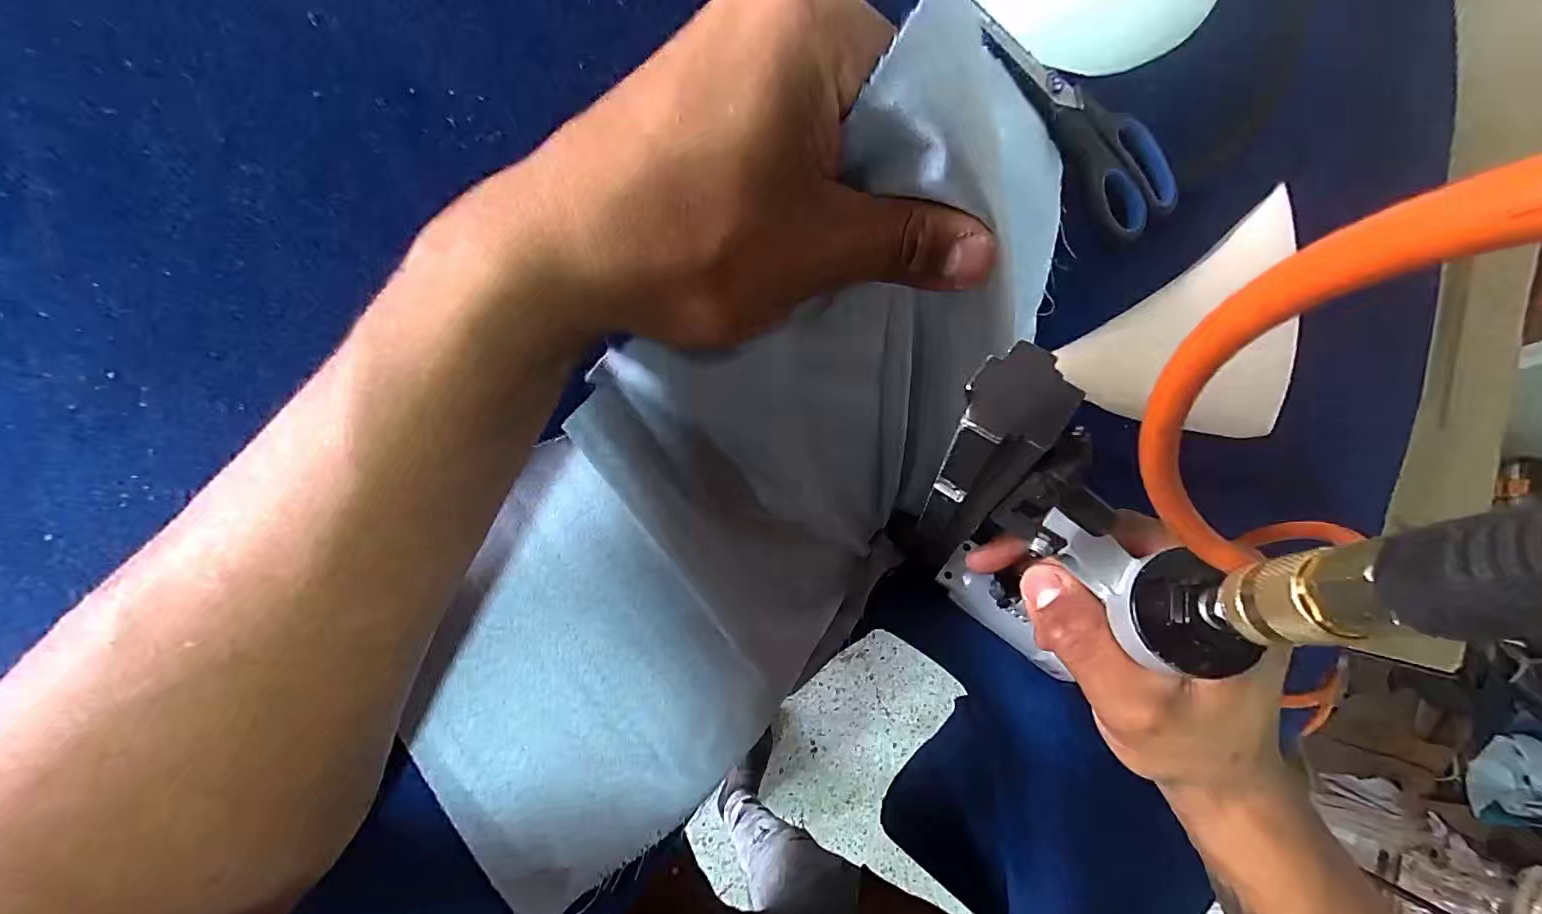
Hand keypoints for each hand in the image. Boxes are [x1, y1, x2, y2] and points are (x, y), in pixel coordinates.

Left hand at [446, 0, 998, 350]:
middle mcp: (776, 10)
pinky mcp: (709, 91)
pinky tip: (812, 232)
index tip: (955, 243)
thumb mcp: (816, 248)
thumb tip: (986, 253)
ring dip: (854, 194)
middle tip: (916, 260)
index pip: (924, 94)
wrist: (555, 253)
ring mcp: (736, 47)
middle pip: (881, 108)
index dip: (946, 177)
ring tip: (863, 256)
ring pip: (837, 126)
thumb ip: (907, 241)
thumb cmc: (692, 240)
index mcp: (814, 21)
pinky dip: (812, 184)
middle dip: (899, 188)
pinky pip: (792, 132)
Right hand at [967, 513, 1291, 798]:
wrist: (1220, 778)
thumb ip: (1086, 643)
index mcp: (1216, 583)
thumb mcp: (1131, 703)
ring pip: (1108, 556)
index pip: (1129, 536)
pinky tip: (1067, 630)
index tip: (1008, 557)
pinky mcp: (1171, 598)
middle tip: (1026, 606)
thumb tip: (1038, 576)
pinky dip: (1079, 598)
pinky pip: (1114, 578)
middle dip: (1057, 566)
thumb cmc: (1188, 749)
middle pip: (1114, 538)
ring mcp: (1189, 583)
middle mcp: (1208, 569)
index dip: (1062, 542)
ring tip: (1046, 631)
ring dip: (1064, 585)